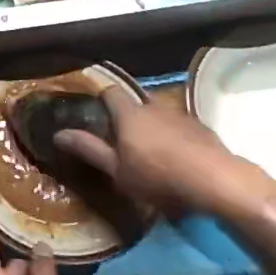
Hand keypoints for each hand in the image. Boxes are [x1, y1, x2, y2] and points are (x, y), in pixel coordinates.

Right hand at [52, 86, 271, 217]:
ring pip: (159, 114)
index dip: (101, 98)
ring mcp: (181, 115)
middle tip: (120, 138)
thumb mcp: (117, 170)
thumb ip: (89, 149)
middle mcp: (154, 107)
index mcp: (130, 114)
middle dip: (127, 115)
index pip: (110, 92)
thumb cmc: (158, 176)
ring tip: (148, 150)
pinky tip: (174, 158)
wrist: (217, 182)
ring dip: (151, 126)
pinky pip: (179, 126)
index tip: (94, 110)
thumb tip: (58, 133)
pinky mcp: (202, 128)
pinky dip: (172, 136)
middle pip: (136, 102)